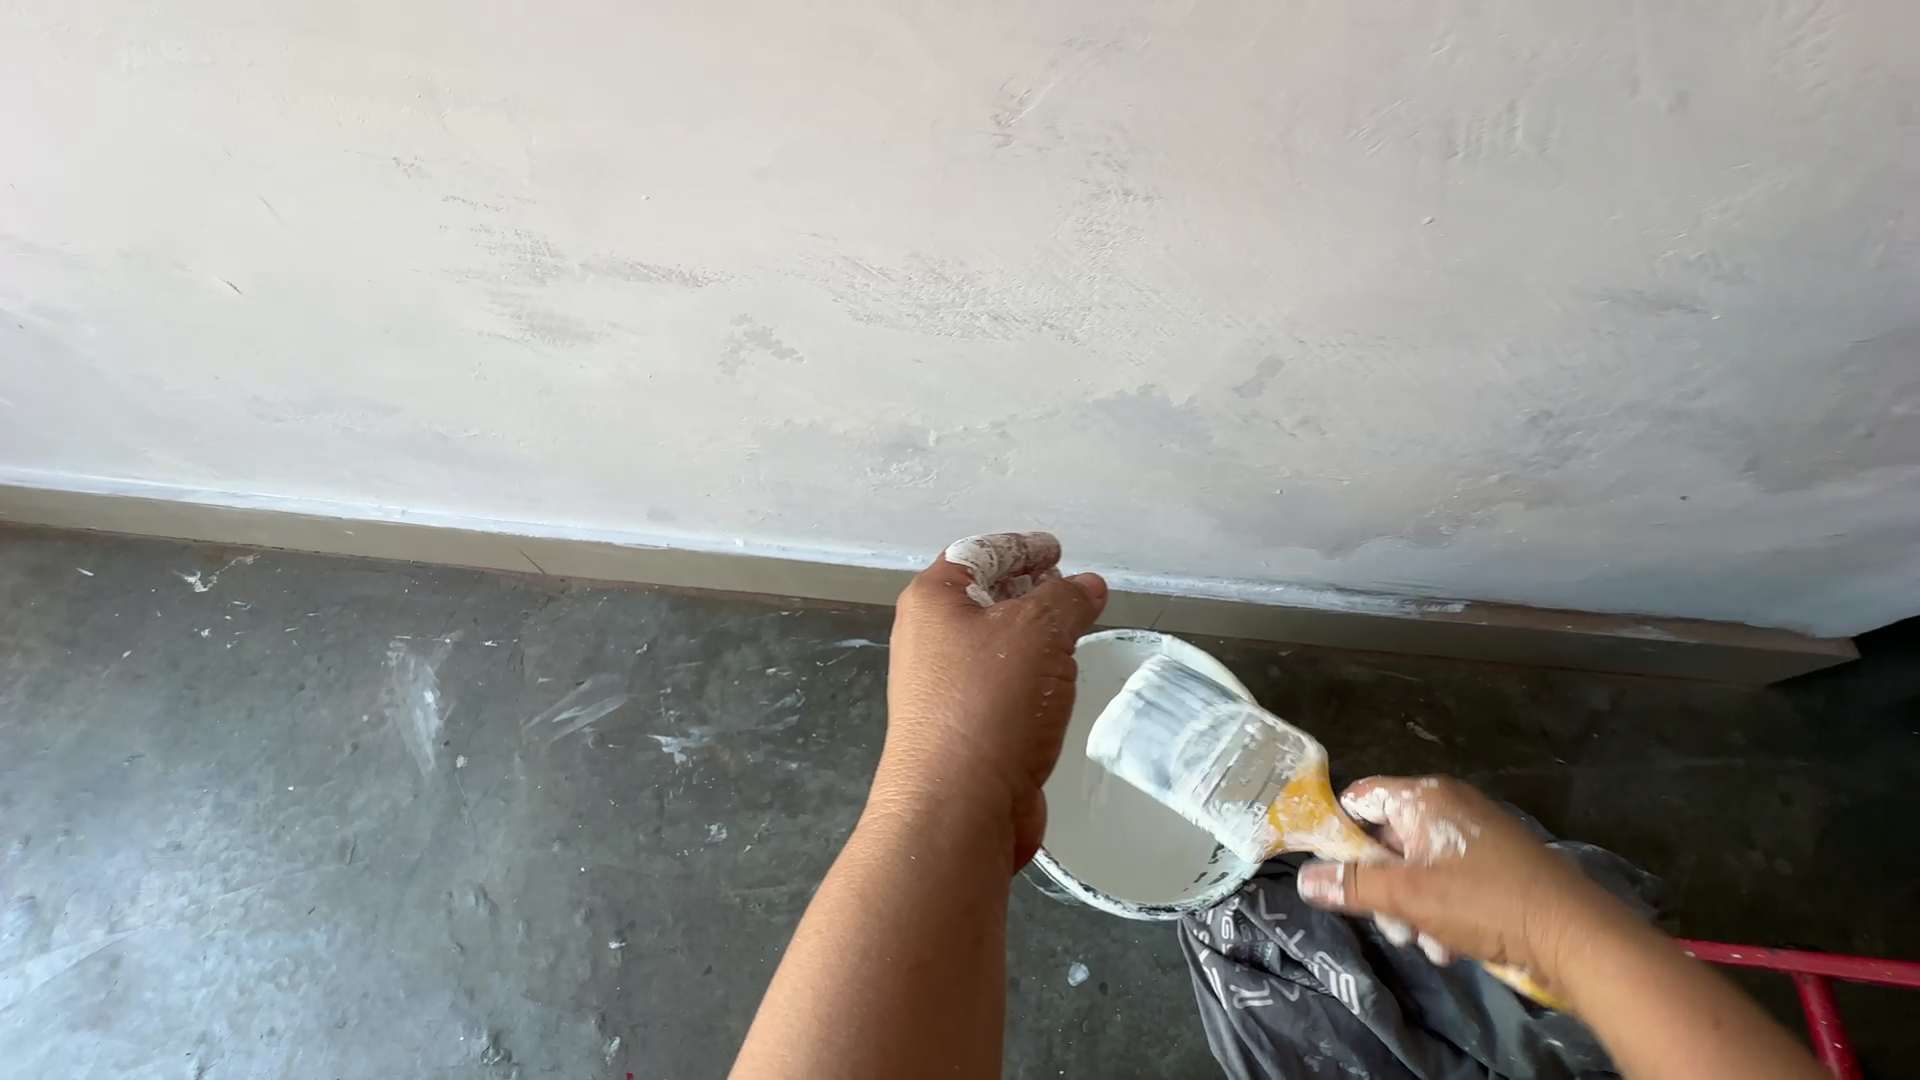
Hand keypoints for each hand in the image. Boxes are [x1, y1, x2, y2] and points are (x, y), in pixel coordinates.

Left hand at [874, 533, 1107, 869]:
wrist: (957, 808)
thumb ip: (1068, 599)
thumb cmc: (991, 702)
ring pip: (994, 643)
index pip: (978, 553)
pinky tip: (1057, 684)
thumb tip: (1087, 585)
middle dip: (1029, 590)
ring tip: (1071, 634)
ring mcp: (941, 686)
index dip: (1021, 547)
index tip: (1058, 552)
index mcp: (933, 601)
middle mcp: (928, 638)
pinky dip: (1029, 675)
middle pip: (983, 597)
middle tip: (1070, 591)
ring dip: (1032, 635)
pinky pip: (999, 684)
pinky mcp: (960, 726)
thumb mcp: (1039, 632)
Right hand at [1295, 776, 1627, 992]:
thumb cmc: (1484, 903)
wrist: (1582, 941)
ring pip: (1417, 864)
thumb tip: (1303, 879)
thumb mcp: (1407, 896)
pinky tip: (1449, 945)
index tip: (1335, 870)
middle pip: (1388, 837)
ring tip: (1424, 942)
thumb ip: (1352, 884)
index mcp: (1424, 797)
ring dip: (1410, 906)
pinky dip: (1441, 909)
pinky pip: (1449, 878)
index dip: (1341, 832)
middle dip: (1381, 884)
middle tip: (1389, 922)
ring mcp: (1477, 834)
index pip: (1360, 798)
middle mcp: (1448, 805)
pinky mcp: (1499, 864)